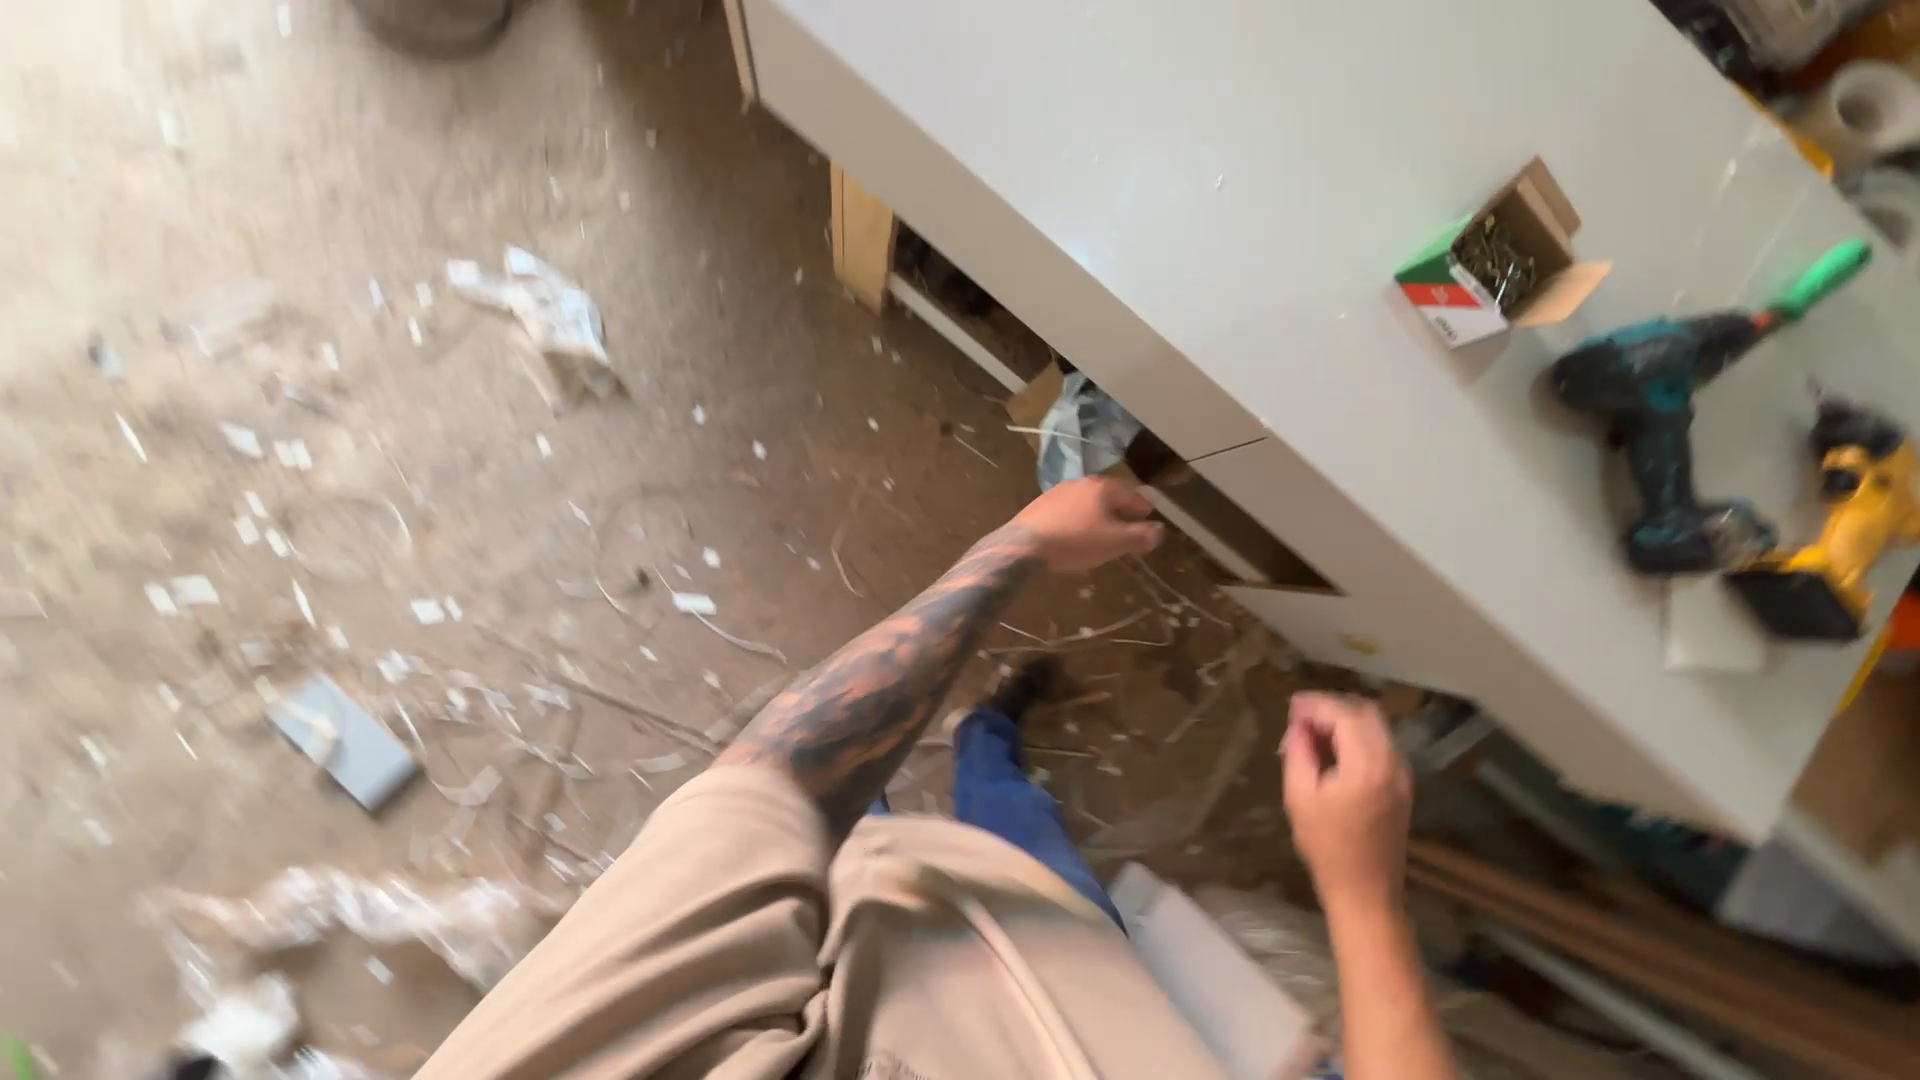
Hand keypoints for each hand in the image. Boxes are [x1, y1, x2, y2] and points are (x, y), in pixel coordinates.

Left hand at [1005, 476, 1164, 572]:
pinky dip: (1078, 518)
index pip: (1131, 493)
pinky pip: (1068, 510)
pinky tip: (1076, 533)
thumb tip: (1160, 530)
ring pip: (1086, 501)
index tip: (1149, 516)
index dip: (1142, 506)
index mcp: (1102, 487)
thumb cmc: (1076, 541)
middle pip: (1108, 494)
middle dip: (1120, 508)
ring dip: (1098, 513)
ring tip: (1103, 529)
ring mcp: (1057, 492)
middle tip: (1129, 522)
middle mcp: (1080, 483)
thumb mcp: (1115, 542)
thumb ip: (1140, 536)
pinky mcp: (1039, 506)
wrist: (1024, 545)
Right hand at [1281, 692, 1412, 912]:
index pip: (1344, 714)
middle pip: (1366, 713)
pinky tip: (1331, 750)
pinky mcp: (1402, 786)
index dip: (1316, 704)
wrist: (1366, 891)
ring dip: (1344, 720)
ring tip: (1311, 732)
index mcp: (1367, 765)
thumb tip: (1298, 726)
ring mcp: (1402, 775)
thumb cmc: (1327, 846)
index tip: (1290, 707)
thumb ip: (1298, 752)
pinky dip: (1356, 736)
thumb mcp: (1299, 796)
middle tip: (1299, 716)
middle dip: (1332, 706)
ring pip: (1376, 727)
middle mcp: (1392, 763)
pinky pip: (1380, 745)